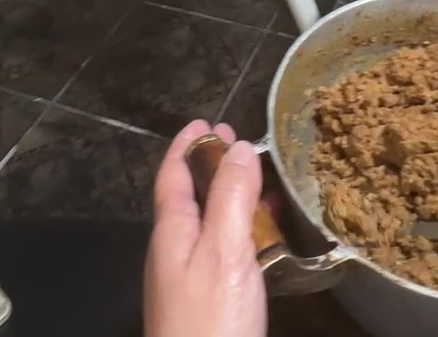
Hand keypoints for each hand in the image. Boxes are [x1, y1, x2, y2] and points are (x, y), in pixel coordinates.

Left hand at [145, 120, 267, 336]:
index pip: (173, 174)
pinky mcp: (208, 302)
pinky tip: (266, 234)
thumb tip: (239, 145)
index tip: (206, 121)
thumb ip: (231, 196)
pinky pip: (222, 249)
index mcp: (172, 230)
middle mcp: (175, 250)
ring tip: (258, 178)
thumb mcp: (224, 250)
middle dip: (211, 164)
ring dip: (229, 194)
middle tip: (238, 142)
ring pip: (208, 221)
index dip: (188, 144)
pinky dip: (241, 228)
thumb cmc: (210, 318)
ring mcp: (188, 278)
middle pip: (189, 195)